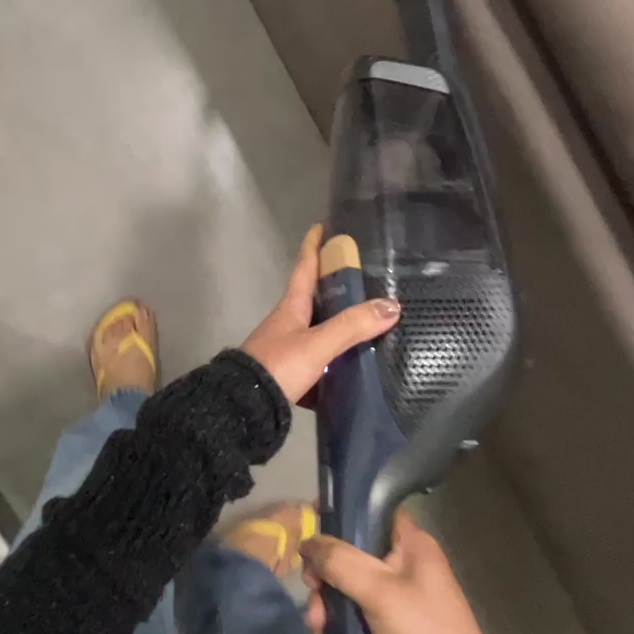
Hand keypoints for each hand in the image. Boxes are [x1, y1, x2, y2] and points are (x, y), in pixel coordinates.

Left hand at [242, 224, 399, 403]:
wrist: (243, 407)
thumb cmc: (278, 366)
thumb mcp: (317, 344)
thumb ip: (351, 327)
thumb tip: (390, 305)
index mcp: (290, 307)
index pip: (304, 267)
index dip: (314, 246)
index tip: (323, 226)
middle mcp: (287, 323)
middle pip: (313, 298)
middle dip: (335, 287)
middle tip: (364, 279)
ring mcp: (286, 349)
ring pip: (317, 331)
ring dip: (338, 326)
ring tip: (370, 324)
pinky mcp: (289, 374)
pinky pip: (318, 361)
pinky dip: (335, 361)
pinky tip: (354, 369)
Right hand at [303, 509, 521, 633]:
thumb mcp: (379, 592)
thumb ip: (339, 561)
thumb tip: (306, 540)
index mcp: (412, 545)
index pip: (372, 510)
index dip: (342, 511)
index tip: (310, 522)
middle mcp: (406, 566)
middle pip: (353, 553)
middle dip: (325, 573)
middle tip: (310, 589)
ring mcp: (399, 600)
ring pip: (349, 587)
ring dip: (326, 605)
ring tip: (315, 627)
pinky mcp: (391, 631)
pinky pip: (355, 617)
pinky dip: (336, 627)